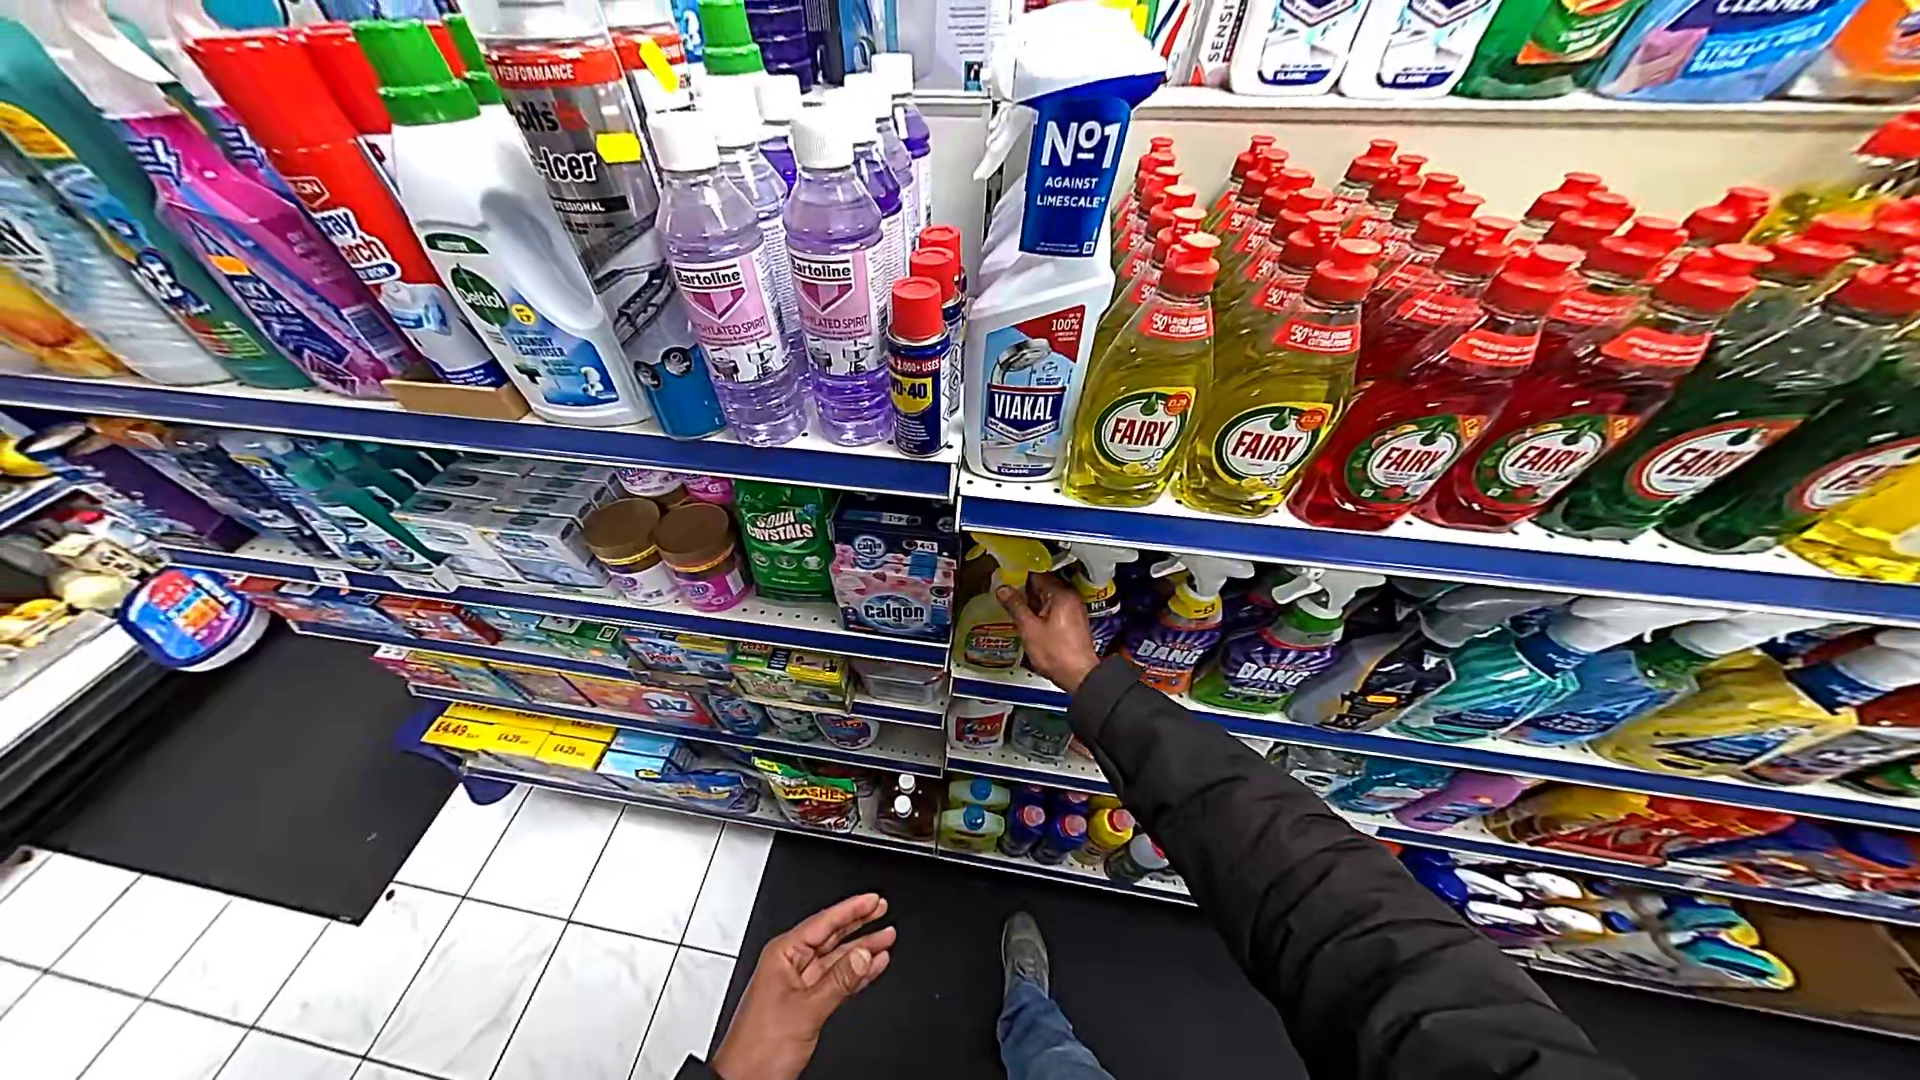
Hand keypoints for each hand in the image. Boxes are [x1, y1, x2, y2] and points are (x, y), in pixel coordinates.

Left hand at [709, 893, 894, 1079]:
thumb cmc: (757, 1050)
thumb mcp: (805, 1009)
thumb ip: (838, 980)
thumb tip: (864, 954)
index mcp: (783, 954)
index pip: (824, 922)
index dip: (851, 909)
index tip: (873, 900)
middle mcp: (790, 964)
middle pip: (832, 936)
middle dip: (859, 923)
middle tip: (882, 909)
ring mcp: (799, 984)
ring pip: (837, 958)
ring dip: (862, 950)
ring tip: (886, 937)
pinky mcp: (806, 1003)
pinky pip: (836, 980)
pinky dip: (855, 974)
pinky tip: (872, 967)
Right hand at [998, 574, 1100, 692]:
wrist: (1080, 676)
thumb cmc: (1056, 653)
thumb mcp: (1029, 629)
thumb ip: (1015, 606)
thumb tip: (1002, 589)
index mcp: (1061, 595)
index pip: (1037, 575)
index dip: (1019, 577)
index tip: (1004, 579)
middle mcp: (1070, 598)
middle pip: (1043, 586)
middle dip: (1024, 590)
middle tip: (1005, 595)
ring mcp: (1073, 610)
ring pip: (1048, 598)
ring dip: (1032, 602)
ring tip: (1013, 607)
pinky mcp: (1073, 622)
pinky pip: (1054, 609)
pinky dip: (1041, 611)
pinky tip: (1029, 619)